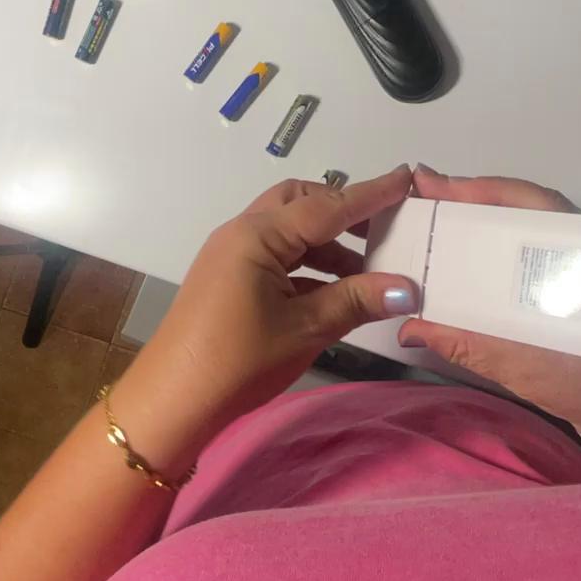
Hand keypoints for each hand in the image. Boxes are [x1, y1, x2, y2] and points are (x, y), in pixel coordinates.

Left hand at [113, 166, 420, 470]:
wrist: (172, 402)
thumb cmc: (237, 361)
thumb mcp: (305, 329)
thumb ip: (357, 300)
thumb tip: (408, 288)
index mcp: (257, 235)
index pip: (326, 205)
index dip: (371, 195)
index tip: (406, 178)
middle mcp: (242, 232)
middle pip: (300, 202)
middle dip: (344, 211)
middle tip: (385, 227)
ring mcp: (232, 254)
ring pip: (289, 230)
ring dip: (328, 243)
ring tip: (369, 268)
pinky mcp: (230, 277)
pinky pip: (277, 255)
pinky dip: (309, 264)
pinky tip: (336, 289)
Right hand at [396, 166, 580, 443]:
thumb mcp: (521, 364)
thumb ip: (466, 342)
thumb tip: (409, 327)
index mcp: (575, 254)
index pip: (525, 202)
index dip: (479, 190)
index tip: (433, 185)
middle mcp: (573, 244)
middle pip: (515, 206)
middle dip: (467, 198)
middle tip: (419, 197)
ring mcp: (566, 259)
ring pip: (516, 225)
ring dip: (475, 220)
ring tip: (431, 218)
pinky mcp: (558, 276)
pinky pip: (519, 249)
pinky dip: (487, 246)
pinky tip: (460, 254)